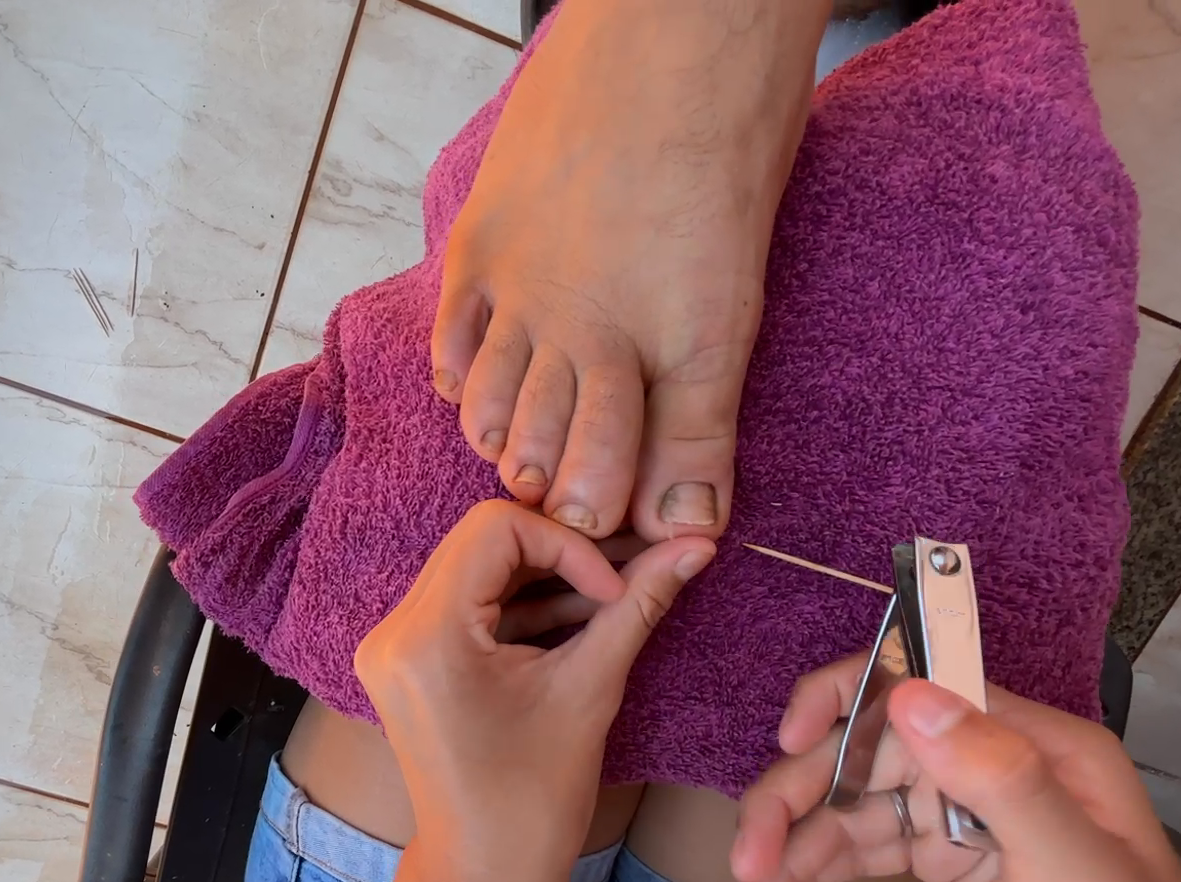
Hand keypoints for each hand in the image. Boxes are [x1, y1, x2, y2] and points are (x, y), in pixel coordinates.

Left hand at [355, 500, 712, 881]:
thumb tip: (693, 546)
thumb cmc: (533, 804)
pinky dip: (519, 606)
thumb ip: (638, 607)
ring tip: (608, 602)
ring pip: (476, 569)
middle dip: (559, 554)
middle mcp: (393, 629)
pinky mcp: (406, 658)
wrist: (480, 878)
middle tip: (620, 582)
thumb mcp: (590, 692)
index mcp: (426, 635)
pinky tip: (575, 620)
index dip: (567, 543)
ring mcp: (392, 644)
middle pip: (482, 542)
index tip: (614, 589)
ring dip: (543, 580)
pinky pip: (465, 605)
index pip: (495, 527)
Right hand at [431, 0, 827, 540]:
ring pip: (486, 396)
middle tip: (545, 505)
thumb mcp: (730, 310)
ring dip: (499, 438)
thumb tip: (691, 522)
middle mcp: (561, 331)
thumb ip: (702, 424)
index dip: (602, 509)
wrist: (677, 35)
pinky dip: (454, 373)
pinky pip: (449, 333)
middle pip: (536, 440)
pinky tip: (462, 387)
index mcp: (634, 352)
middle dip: (546, 485)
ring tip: (511, 458)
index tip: (603, 532)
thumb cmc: (723, 162)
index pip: (603, 468)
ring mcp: (512, 286)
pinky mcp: (479, 243)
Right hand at [729, 658, 1180, 881]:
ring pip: (840, 807)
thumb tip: (911, 693)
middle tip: (747, 858)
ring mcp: (949, 812)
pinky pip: (850, 850)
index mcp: (1028, 746)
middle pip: (856, 756)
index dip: (838, 700)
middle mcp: (979, 764)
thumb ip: (1002, 780)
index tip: (788, 739)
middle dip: (792, 804)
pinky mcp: (929, 859)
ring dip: (788, 850)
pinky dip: (805, 876)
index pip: (913, 687)